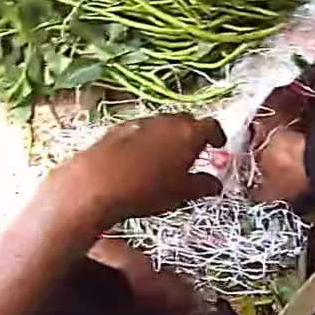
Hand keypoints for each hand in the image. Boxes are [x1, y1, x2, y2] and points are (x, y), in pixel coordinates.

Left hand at [48, 115, 223, 227]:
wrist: (96, 184)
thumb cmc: (146, 189)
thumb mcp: (181, 193)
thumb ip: (203, 186)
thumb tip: (215, 184)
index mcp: (189, 133)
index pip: (212, 126)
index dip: (217, 136)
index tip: (218, 145)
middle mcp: (167, 121)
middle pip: (187, 121)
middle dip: (193, 135)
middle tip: (193, 154)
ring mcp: (142, 121)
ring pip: (163, 125)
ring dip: (169, 137)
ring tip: (166, 160)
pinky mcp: (119, 128)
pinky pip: (142, 130)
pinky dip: (147, 141)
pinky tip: (140, 161)